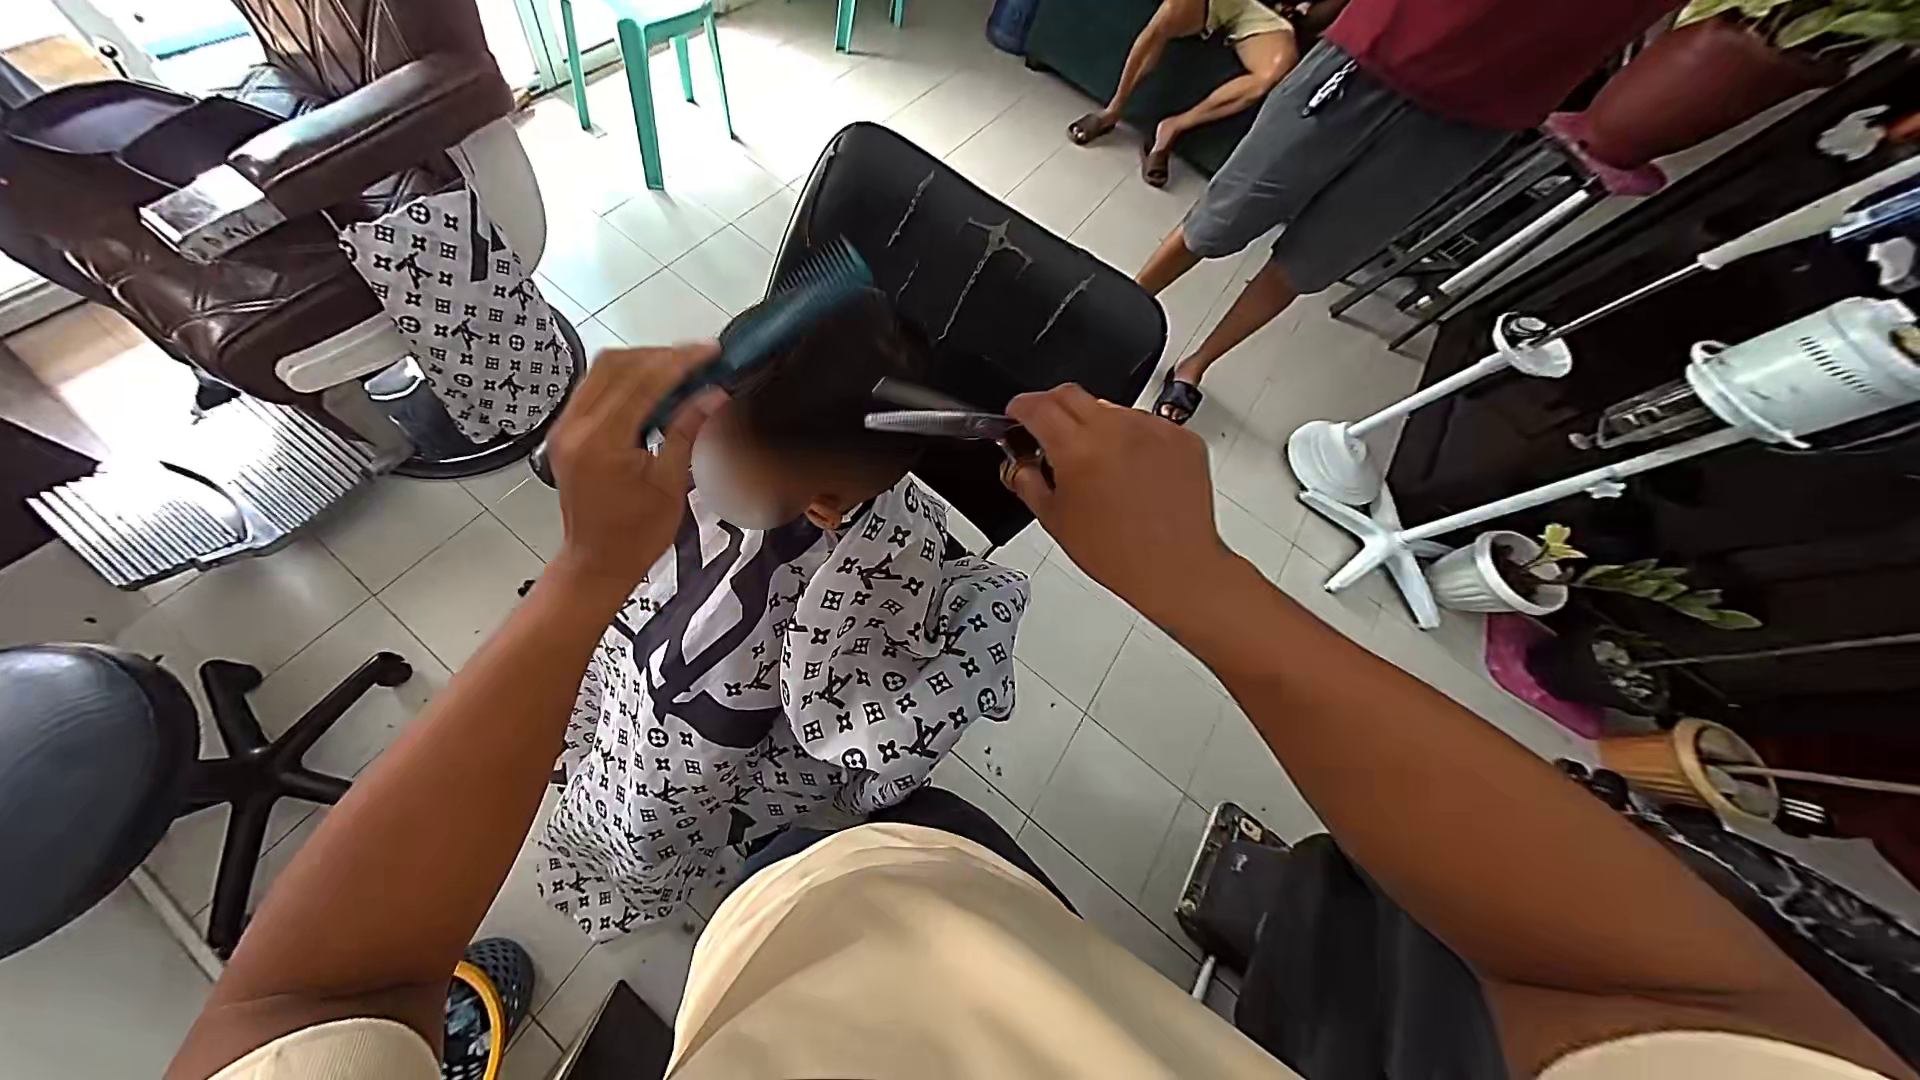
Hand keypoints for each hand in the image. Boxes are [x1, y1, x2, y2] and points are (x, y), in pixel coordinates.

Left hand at [543, 344, 723, 592]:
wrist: (598, 561)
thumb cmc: (638, 533)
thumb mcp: (671, 483)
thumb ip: (686, 432)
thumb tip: (713, 395)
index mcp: (601, 441)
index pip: (641, 382)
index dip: (679, 361)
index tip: (710, 351)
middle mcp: (575, 426)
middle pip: (615, 365)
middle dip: (660, 355)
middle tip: (700, 358)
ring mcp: (566, 427)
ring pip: (602, 372)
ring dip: (643, 363)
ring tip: (683, 369)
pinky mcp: (568, 432)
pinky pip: (596, 389)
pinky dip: (628, 380)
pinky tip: (656, 389)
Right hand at [1001, 384, 1236, 620]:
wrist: (1175, 567)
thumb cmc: (1119, 552)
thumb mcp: (1054, 519)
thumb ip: (1027, 481)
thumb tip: (1019, 463)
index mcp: (1078, 448)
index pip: (1037, 406)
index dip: (1019, 406)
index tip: (1016, 412)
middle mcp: (1116, 429)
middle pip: (1071, 394)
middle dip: (1050, 406)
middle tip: (1046, 430)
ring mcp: (1151, 429)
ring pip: (1109, 409)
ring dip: (1093, 425)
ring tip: (1095, 465)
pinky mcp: (1180, 437)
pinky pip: (1145, 425)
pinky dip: (1129, 439)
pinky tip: (1129, 473)